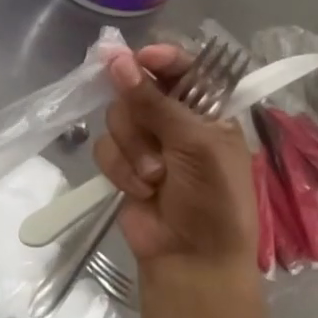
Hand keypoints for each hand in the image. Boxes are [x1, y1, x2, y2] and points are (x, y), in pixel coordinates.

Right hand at [93, 44, 256, 271]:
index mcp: (206, 111)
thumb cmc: (212, 199)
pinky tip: (139, 189)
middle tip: (157, 144)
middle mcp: (175, 121)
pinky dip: (120, 169)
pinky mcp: (123, 164)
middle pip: (136, 90)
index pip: (180, 68)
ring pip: (116, 118)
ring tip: (154, 178)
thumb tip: (116, 58)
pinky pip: (104, 146)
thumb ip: (153, 100)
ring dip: (133, 149)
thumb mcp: (193, 144)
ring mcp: (147, 143)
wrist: (192, 259)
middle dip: (141, 119)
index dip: (158, 60)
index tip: (137, 60)